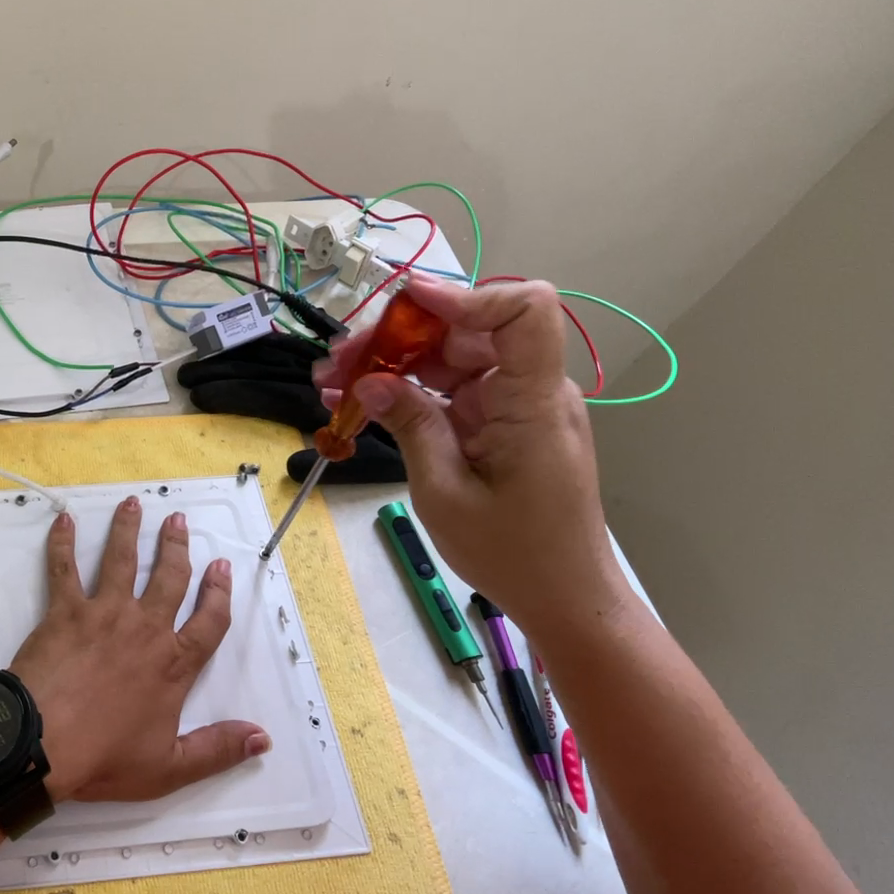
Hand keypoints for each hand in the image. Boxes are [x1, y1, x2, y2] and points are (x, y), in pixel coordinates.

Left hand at [8, 497, 270, 802]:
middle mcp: (144, 628)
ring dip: (128, 529)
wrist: (43, 743)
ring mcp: (103, 613)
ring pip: (121, 560)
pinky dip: (62, 543)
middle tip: (179, 521)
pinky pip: (63, 568)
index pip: (208, 622)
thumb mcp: (170, 767)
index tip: (221, 568)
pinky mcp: (65, 610)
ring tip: (133, 504)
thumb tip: (263, 739)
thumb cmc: (105, 757)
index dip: (218, 594)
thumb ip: (218, 749)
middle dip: (176, 547)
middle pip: (168, 578)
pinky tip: (63, 520)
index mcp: (173, 664)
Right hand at [314, 278, 630, 627]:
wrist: (562, 596)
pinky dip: (404, 394)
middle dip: (397, 338)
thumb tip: (369, 381)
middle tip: (337, 363)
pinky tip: (357, 403)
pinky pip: (448, 393)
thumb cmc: (511, 552)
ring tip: (331, 383)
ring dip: (390, 365)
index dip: (465, 296)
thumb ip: (411, 426)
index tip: (403, 306)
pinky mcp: (496, 424)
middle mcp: (527, 391)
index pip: (523, 313)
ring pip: (448, 360)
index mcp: (530, 402)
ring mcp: (510, 407)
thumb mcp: (444, 491)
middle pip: (465, 333)